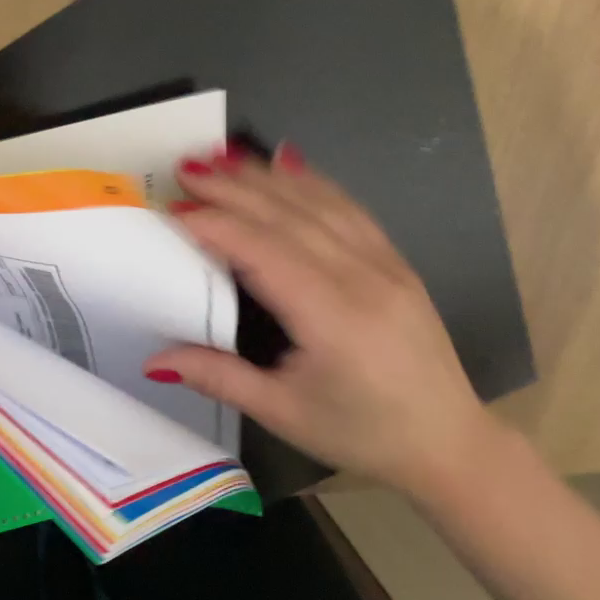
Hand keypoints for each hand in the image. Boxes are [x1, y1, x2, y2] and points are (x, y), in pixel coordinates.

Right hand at [144, 146, 505, 497]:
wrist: (446, 442)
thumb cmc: (360, 433)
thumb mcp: (281, 412)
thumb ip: (218, 376)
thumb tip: (153, 360)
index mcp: (331, 315)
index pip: (263, 251)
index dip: (216, 224)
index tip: (171, 208)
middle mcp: (361, 276)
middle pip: (288, 215)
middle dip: (234, 187)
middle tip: (185, 166)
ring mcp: (385, 265)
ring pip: (320, 203)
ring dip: (268, 176)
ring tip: (223, 158)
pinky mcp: (396, 264)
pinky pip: (350, 210)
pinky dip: (313, 183)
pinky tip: (289, 163)